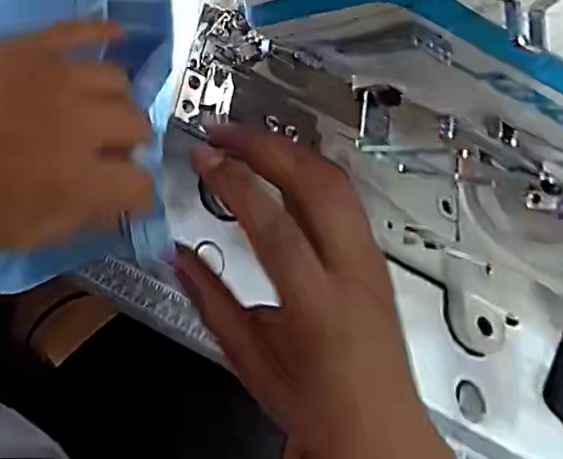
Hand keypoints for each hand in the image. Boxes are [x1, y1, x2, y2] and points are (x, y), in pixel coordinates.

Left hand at [0, 21, 154, 254]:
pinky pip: (83, 31)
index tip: (121, 194)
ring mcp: (58, 75)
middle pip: (138, 123)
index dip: (134, 193)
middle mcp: (82, 121)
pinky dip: (106, 33)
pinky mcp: (34, 46)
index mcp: (80, 178)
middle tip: (105, 151)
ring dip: (116, 101)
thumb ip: (77, 220)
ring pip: (118, 79)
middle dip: (129, 143)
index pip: (141, 184)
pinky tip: (120, 36)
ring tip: (95, 110)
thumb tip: (112, 206)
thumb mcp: (21, 235)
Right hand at [172, 123, 449, 458]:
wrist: (385, 437)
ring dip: (286, 149)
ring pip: (336, 180)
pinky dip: (304, 164)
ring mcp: (370, 261)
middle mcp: (355, 276)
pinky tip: (277, 162)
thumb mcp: (252, 363)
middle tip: (221, 134)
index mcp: (322, 311)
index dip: (235, 184)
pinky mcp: (374, 254)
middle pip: (317, 185)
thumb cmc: (322, 412)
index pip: (277, 228)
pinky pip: (342, 192)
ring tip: (244, 139)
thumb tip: (177, 255)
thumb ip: (211, 302)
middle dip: (263, 146)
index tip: (204, 159)